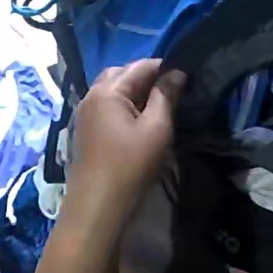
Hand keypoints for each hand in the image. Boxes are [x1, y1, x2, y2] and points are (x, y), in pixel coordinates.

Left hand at [65, 59, 182, 239]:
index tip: (187, 76)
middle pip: (122, 73)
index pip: (140, 66)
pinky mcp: (87, 129)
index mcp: (108, 91)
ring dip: (135, 90)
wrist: (97, 205)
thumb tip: (177, 72)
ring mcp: (86, 113)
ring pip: (113, 89)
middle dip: (147, 75)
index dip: (164, 67)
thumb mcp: (156, 128)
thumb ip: (166, 95)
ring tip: (158, 103)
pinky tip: (140, 117)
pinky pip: (108, 104)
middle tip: (172, 89)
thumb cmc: (130, 164)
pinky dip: (125, 103)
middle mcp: (92, 95)